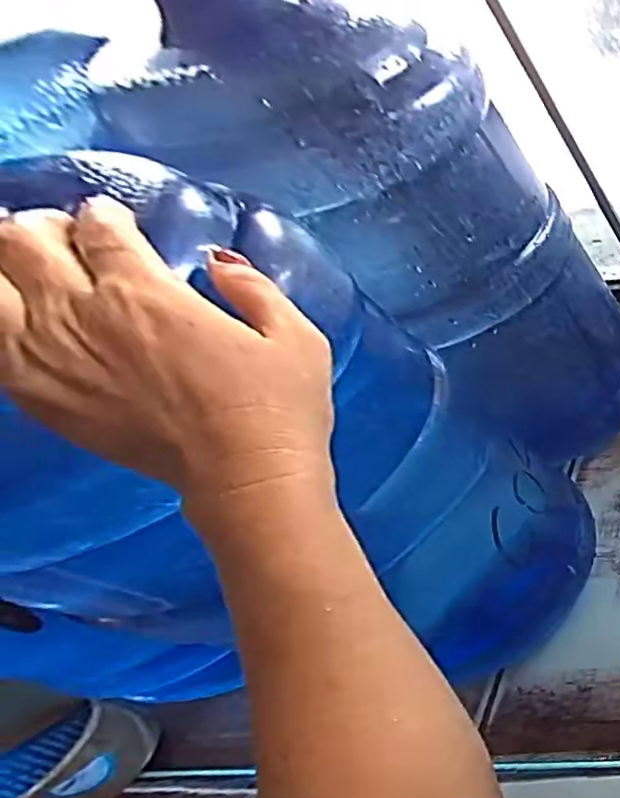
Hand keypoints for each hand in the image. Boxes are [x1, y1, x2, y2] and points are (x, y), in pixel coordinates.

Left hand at [0, 197, 335, 512]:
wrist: (246, 470)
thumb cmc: (283, 407)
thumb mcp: (301, 343)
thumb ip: (259, 293)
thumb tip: (222, 263)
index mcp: (148, 294)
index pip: (102, 231)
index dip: (105, 216)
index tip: (114, 218)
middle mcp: (80, 310)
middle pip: (23, 240)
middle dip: (44, 229)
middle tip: (66, 237)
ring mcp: (43, 349)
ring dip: (2, 263)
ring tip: (23, 266)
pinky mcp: (29, 387)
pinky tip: (18, 314)